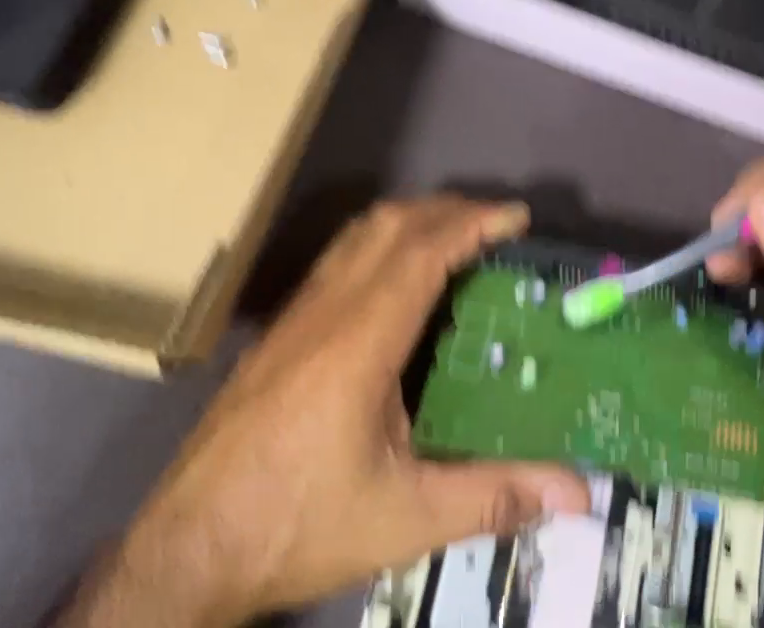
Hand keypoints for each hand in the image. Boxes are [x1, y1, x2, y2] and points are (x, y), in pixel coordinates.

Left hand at [64, 196, 590, 627]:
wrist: (182, 554)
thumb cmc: (297, 527)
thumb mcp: (408, 521)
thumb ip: (496, 496)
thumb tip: (581, 495)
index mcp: (358, 344)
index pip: (421, 253)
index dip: (473, 224)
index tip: (517, 216)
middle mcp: (323, 315)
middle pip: (387, 226)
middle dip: (448, 209)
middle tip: (498, 224)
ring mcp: (293, 322)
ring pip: (354, 238)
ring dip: (411, 220)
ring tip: (457, 236)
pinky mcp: (277, 338)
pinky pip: (337, 262)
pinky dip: (382, 245)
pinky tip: (399, 283)